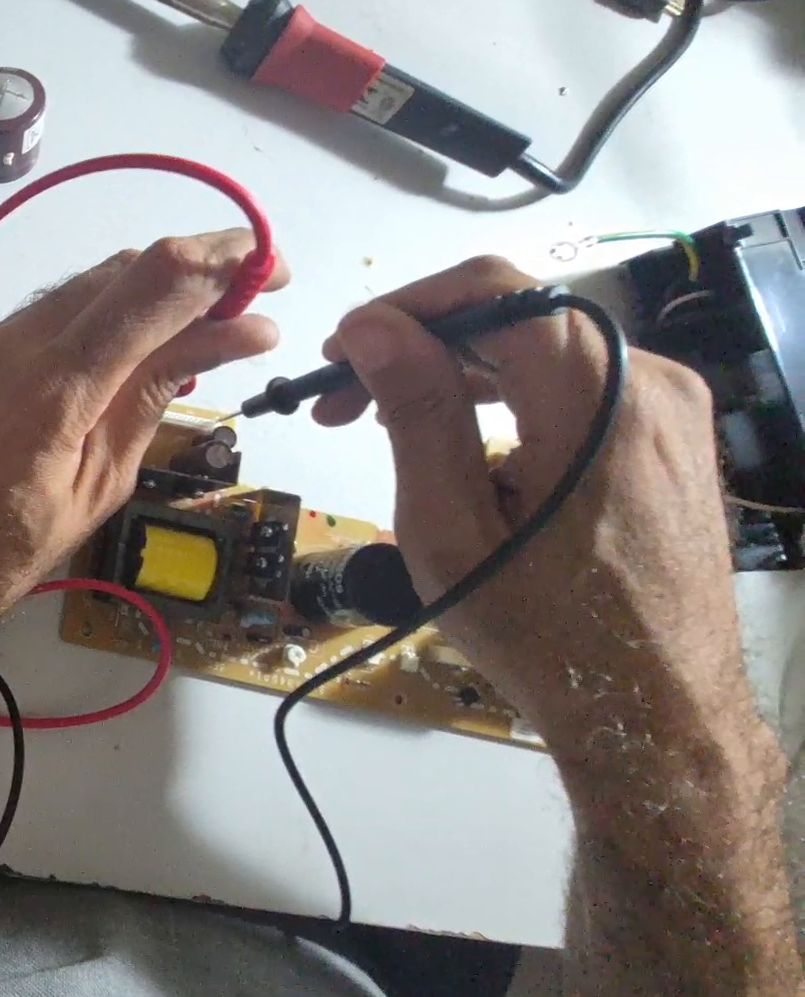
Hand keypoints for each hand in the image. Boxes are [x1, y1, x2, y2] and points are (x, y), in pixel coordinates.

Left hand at [0, 230, 285, 650]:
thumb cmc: (10, 552)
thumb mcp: (101, 482)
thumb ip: (157, 394)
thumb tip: (238, 333)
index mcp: (51, 392)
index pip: (151, 286)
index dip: (222, 261)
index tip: (269, 270)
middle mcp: (5, 348)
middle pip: (117, 272)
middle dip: (190, 274)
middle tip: (242, 302)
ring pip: (75, 289)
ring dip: (139, 297)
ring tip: (186, 333)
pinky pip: (36, 318)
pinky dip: (87, 322)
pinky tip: (114, 354)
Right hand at [316, 257, 756, 756]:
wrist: (648, 704)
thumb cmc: (535, 623)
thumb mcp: (449, 522)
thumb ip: (418, 412)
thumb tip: (372, 328)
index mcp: (599, 402)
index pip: (499, 292)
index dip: (405, 305)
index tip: (340, 355)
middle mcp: (648, 384)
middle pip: (511, 316)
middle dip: (410, 344)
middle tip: (335, 402)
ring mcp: (661, 409)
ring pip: (531, 347)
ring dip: (441, 371)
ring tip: (372, 421)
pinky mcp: (655, 435)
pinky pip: (559, 382)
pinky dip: (487, 394)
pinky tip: (442, 433)